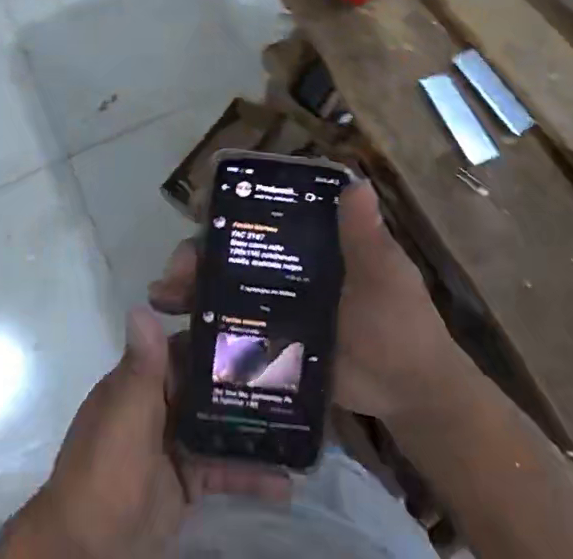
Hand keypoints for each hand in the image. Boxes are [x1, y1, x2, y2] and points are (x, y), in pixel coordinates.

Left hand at [0, 308, 287, 558]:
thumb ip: (143, 365)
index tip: (259, 322)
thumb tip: (141, 306)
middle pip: (208, 385)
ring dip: (255, 424)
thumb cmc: (106, 471)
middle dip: (245, 378)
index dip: (217, 334)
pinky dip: (252, 475)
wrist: (87, 550)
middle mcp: (160, 408)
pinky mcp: (188, 482)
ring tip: (301, 416)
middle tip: (295, 366)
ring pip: (221, 425)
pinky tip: (287, 481)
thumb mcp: (126, 414)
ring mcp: (175, 446)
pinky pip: (224, 470)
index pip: (184, 348)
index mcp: (142, 384)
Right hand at [149, 180, 468, 421]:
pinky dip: (204, 331)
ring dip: (191, 288)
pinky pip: (231, 332)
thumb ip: (366, 237)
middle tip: (176, 272)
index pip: (267, 210)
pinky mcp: (271, 343)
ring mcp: (277, 305)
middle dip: (198, 252)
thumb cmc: (400, 321)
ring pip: (225, 287)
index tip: (202, 205)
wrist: (407, 390)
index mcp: (314, 239)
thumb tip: (357, 182)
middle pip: (234, 248)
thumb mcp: (384, 275)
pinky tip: (177, 339)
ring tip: (165, 299)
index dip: (232, 203)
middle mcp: (289, 265)